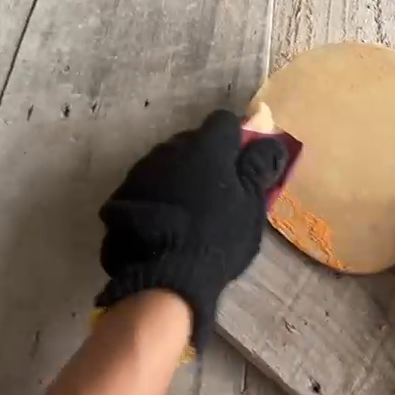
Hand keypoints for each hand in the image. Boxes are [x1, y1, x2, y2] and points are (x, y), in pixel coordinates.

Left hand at [96, 110, 289, 345]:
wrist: (163, 273)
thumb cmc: (217, 235)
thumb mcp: (251, 204)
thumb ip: (260, 166)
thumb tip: (271, 140)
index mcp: (207, 145)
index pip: (224, 121)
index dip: (234, 138)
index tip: (240, 163)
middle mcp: (172, 147)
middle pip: (194, 141)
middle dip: (206, 158)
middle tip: (217, 192)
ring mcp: (143, 169)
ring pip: (168, 162)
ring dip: (179, 176)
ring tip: (188, 211)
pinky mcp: (122, 193)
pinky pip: (147, 185)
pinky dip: (157, 195)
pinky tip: (164, 223)